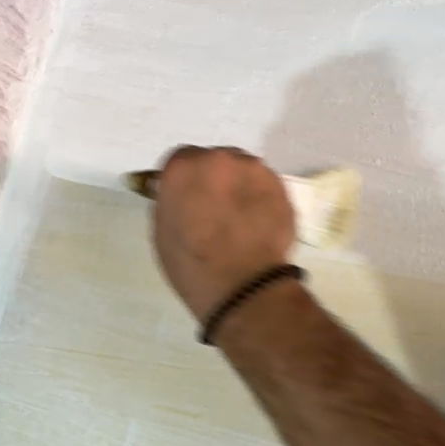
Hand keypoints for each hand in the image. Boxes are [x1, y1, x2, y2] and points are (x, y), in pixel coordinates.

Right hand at [149, 146, 296, 321]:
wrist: (243, 286)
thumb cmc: (192, 265)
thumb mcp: (163, 233)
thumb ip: (172, 203)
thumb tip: (183, 197)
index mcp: (183, 169)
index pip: (181, 161)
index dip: (185, 182)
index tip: (188, 200)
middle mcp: (219, 159)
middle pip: (214, 161)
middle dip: (213, 180)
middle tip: (215, 211)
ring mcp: (254, 170)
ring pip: (243, 171)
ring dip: (239, 188)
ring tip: (240, 221)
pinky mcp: (281, 187)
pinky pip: (264, 187)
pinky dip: (260, 200)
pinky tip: (258, 226)